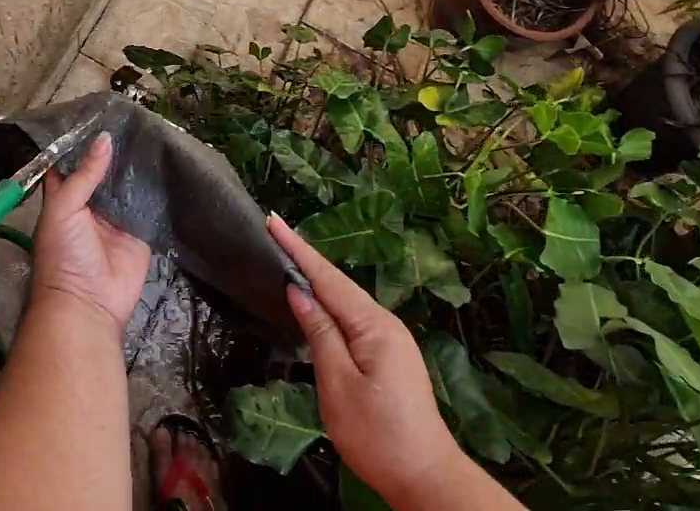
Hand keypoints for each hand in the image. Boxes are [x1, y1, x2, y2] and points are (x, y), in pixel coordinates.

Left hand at [31, 134, 152, 336]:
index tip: (100, 114)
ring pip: (128, 185)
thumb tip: (104, 139)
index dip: (83, 142)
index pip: (73, 163)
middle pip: (104, 171)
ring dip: (137, 165)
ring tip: (154, 132)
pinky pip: (150, 206)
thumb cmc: (63, 255)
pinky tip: (167, 163)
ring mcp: (117, 219)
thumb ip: (84, 175)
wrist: (87, 305)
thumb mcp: (64, 209)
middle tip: (135, 118)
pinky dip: (157, 188)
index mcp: (65, 198)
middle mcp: (91, 205)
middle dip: (116, 150)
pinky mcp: (140, 232)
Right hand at [267, 215, 477, 510]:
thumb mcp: (338, 385)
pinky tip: (315, 300)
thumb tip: (299, 293)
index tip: (274, 221)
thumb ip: (319, 333)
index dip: (298, 249)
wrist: (425, 478)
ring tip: (288, 256)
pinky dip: (329, 302)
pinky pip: (352, 318)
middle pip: (338, 283)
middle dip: (305, 257)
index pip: (327, 277)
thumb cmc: (378, 435)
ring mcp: (389, 340)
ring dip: (316, 279)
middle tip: (274, 231)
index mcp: (373, 325)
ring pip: (345, 301)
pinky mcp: (388, 356)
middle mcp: (385, 323)